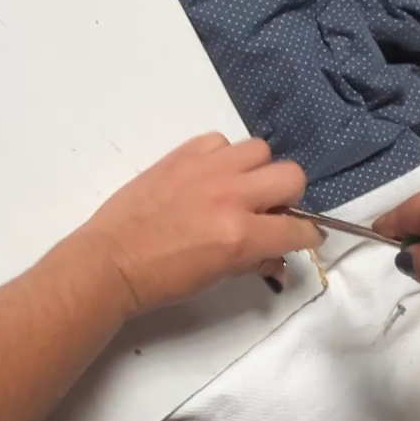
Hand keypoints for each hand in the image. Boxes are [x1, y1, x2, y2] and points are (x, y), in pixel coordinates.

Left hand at [69, 133, 322, 315]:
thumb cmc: (163, 280)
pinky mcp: (181, 154)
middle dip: (287, 196)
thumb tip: (279, 259)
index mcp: (240, 235)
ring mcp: (205, 170)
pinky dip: (221, 157)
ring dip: (256, 170)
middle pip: (291, 175)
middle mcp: (230, 196)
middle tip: (268, 211)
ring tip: (237, 189)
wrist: (111, 261)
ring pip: (259, 149)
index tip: (304, 236)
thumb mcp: (217, 278)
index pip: (297, 228)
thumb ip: (255, 263)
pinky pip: (219, 141)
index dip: (307, 235)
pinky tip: (208, 177)